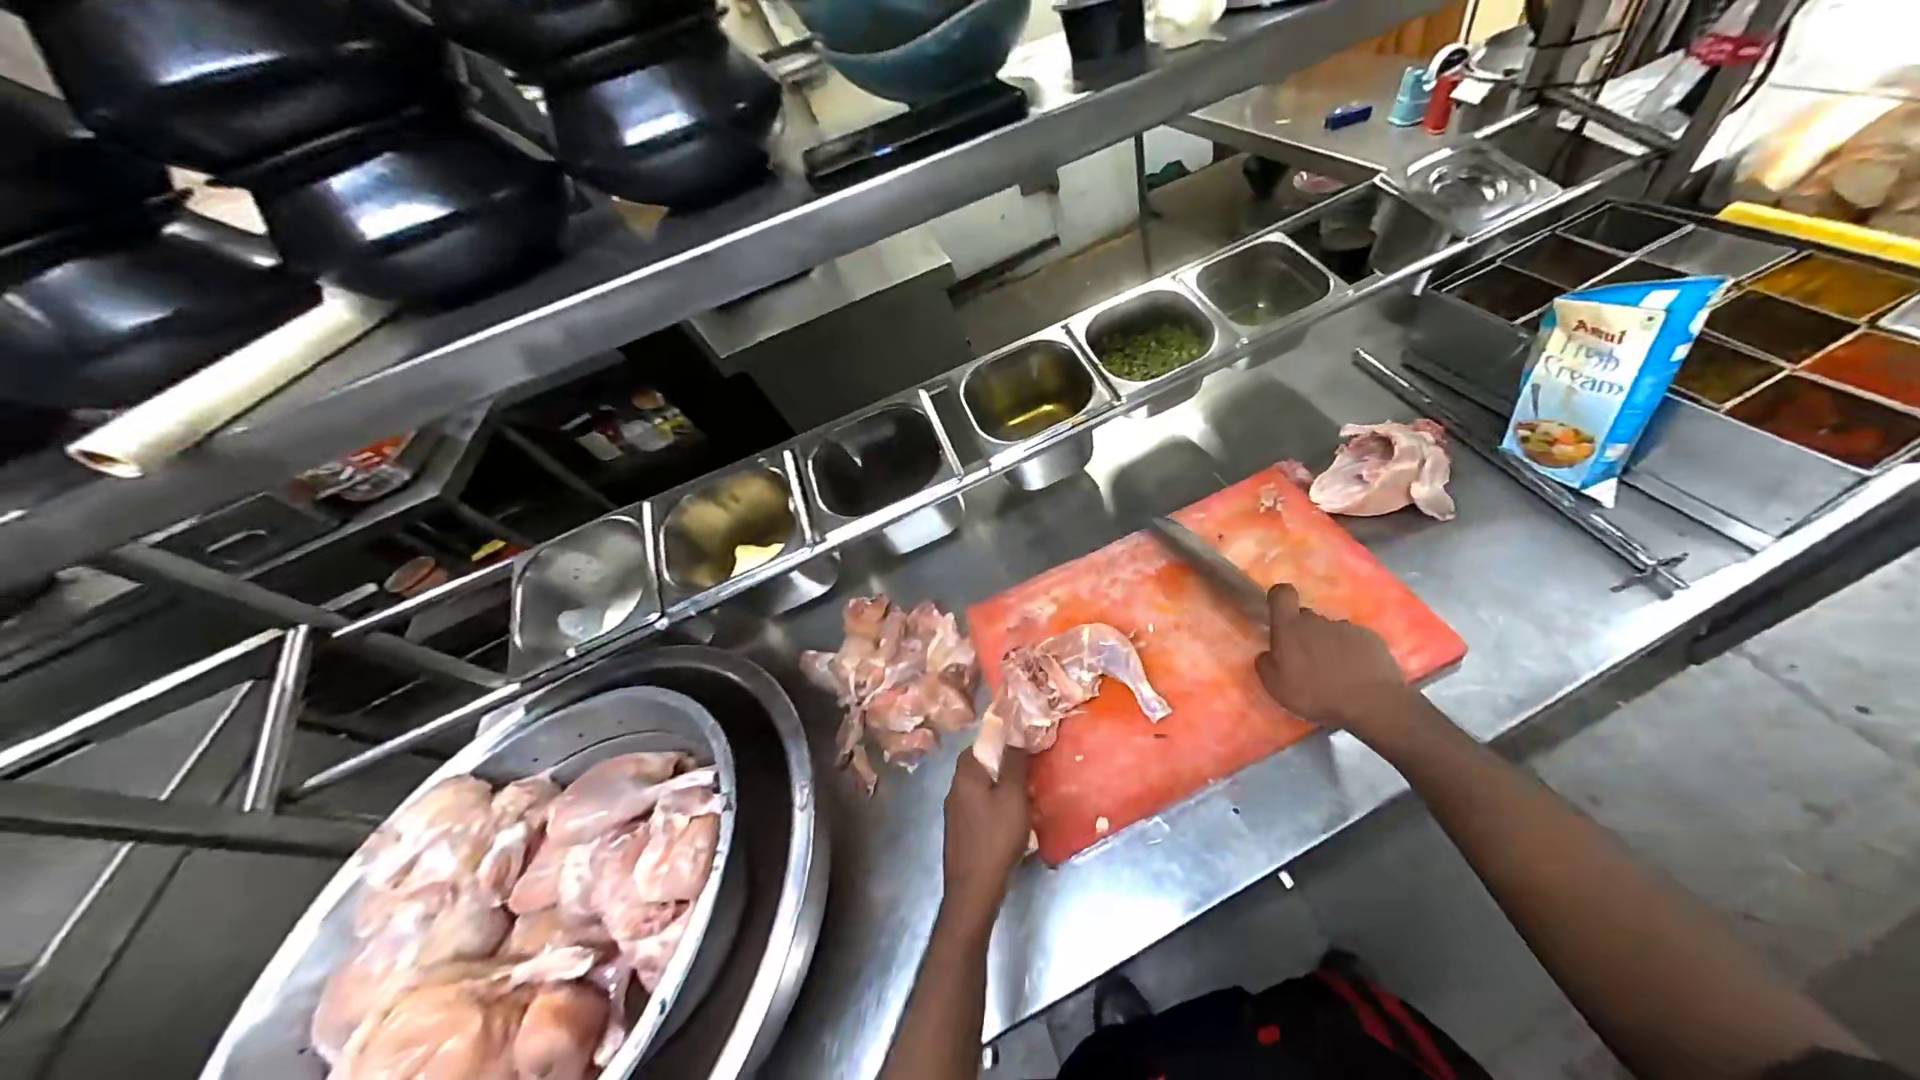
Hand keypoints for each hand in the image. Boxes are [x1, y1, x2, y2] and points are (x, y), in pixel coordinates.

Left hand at [941, 749, 1030, 922]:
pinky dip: (992, 803)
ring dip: (997, 784)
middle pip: (977, 765)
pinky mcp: (959, 830)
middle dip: (1000, 762)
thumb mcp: (1013, 797)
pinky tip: (1008, 816)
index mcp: (965, 775)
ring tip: (1022, 791)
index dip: (998, 739)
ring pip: (977, 786)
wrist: (974, 888)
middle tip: (1025, 768)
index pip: (977, 744)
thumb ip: (1014, 764)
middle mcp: (954, 789)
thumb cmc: (996, 837)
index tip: (1020, 742)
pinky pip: (977, 805)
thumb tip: (1014, 735)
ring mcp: (954, 811)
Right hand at [1255, 584, 1422, 741]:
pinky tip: (1356, 673)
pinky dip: (1352, 652)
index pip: (1282, 594)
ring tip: (1335, 671)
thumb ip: (1265, 664)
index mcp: (1290, 628)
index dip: (1279, 598)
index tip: (1280, 613)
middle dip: (1303, 633)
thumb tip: (1268, 654)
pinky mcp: (1370, 638)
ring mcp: (1346, 627)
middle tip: (1306, 660)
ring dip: (1328, 644)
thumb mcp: (1275, 687)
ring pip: (1330, 630)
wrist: (1371, 704)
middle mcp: (1317, 621)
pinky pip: (1354, 640)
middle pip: (1306, 617)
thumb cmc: (1315, 694)